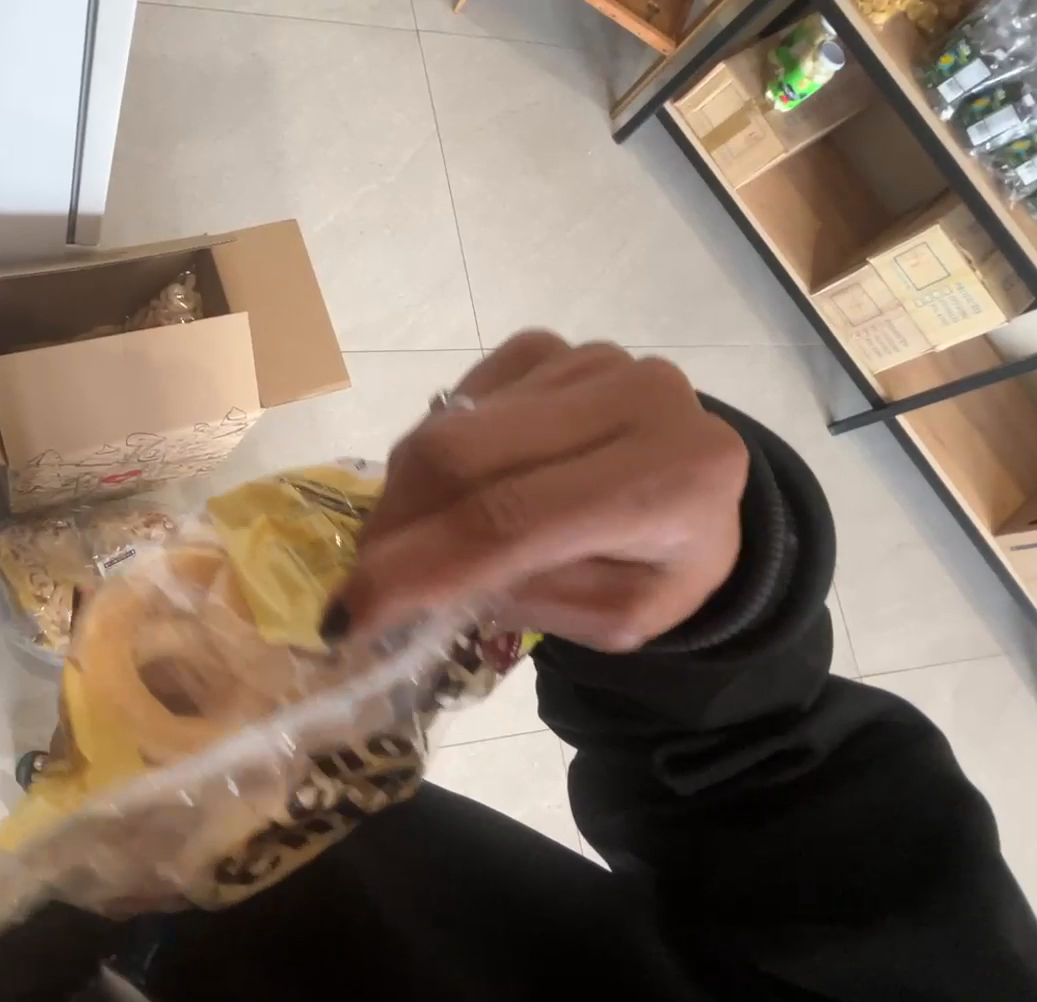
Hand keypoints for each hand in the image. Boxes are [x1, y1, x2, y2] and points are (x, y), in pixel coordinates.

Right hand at [327, 332, 748, 652]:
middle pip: (458, 458)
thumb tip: (412, 578)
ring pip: (444, 430)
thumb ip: (521, 596)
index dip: (412, 569)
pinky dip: (432, 456)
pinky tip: (455, 486)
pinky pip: (453, 403)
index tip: (345, 617)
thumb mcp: (614, 618)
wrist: (691, 487)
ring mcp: (585, 360)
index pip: (506, 522)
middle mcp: (635, 397)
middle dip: (391, 527)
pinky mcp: (547, 348)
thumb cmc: (659, 565)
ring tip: (410, 538)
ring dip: (404, 496)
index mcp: (669, 480)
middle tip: (364, 576)